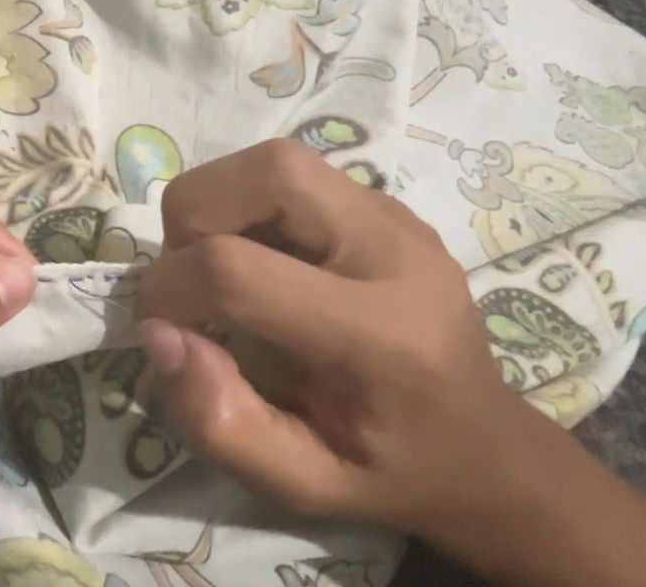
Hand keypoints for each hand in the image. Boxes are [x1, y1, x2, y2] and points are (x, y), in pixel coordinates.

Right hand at [134, 139, 538, 538]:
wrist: (487, 452)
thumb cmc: (390, 472)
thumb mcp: (301, 484)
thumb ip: (216, 422)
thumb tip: (158, 334)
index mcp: (385, 335)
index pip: (235, 268)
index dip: (168, 290)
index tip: (163, 329)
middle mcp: (398, 253)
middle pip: (267, 174)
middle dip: (192, 220)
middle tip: (191, 279)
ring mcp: (396, 218)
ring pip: (270, 160)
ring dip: (214, 205)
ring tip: (218, 265)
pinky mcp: (381, 204)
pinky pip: (285, 174)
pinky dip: (242, 204)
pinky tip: (256, 259)